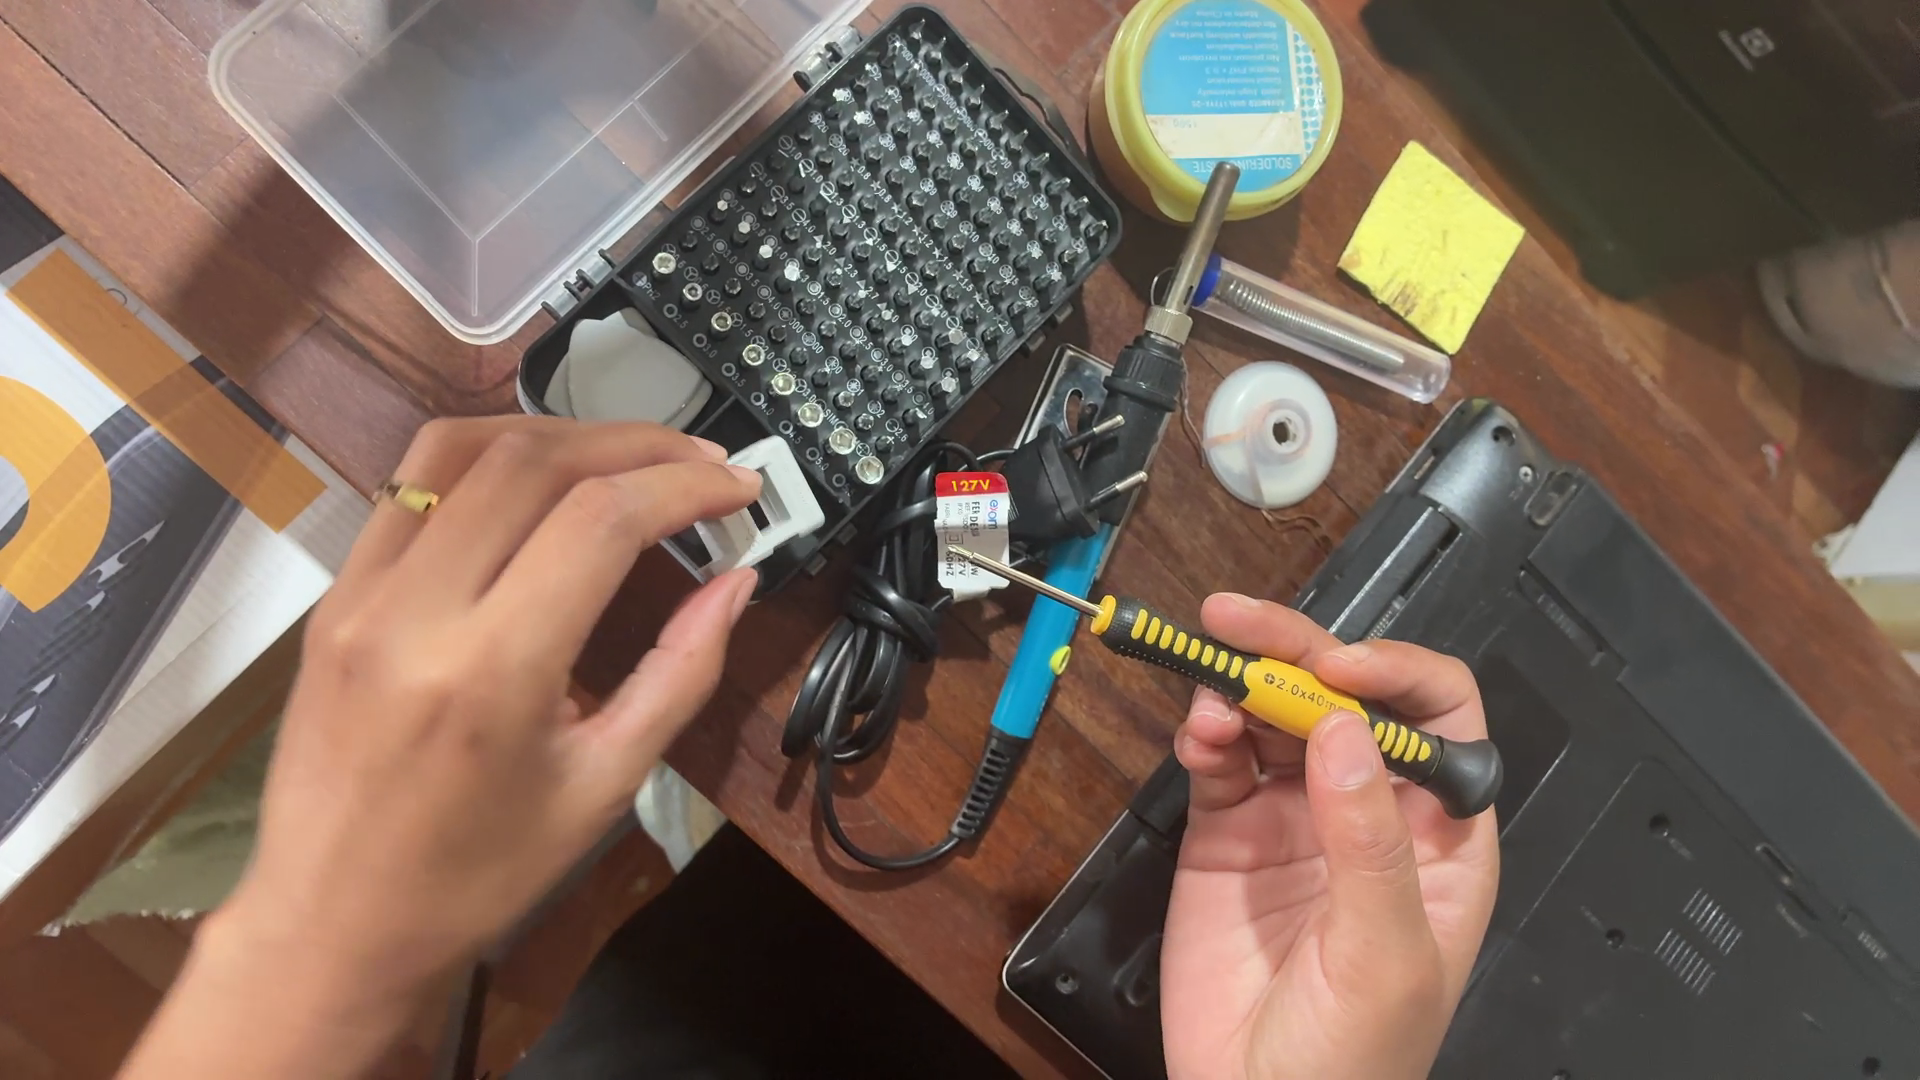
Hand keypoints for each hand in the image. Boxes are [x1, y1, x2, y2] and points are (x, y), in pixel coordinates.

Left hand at [218, 417, 760, 1007]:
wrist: (333, 925)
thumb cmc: (487, 868)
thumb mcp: (611, 780)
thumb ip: (684, 668)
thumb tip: (739, 581)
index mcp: (491, 671)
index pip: (601, 521)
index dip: (686, 487)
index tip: (741, 487)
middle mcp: (413, 610)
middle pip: (537, 462)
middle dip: (640, 444)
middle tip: (706, 461)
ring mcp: (359, 591)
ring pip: (466, 446)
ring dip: (569, 432)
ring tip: (637, 453)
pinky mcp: (338, 591)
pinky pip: (416, 478)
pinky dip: (500, 451)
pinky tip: (552, 472)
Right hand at [1160, 594, 1498, 1079]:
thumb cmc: (1353, 1059)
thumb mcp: (1384, 956)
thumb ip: (1369, 841)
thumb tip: (1341, 727)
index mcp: (1432, 829)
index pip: (1434, 715)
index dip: (1391, 673)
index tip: (1331, 667)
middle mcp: (1361, 804)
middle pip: (1335, 696)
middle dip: (1288, 650)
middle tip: (1230, 618)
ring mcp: (1288, 809)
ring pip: (1266, 714)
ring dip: (1234, 688)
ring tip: (1205, 692)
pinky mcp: (1225, 823)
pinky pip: (1216, 756)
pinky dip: (1201, 735)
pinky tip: (1195, 738)